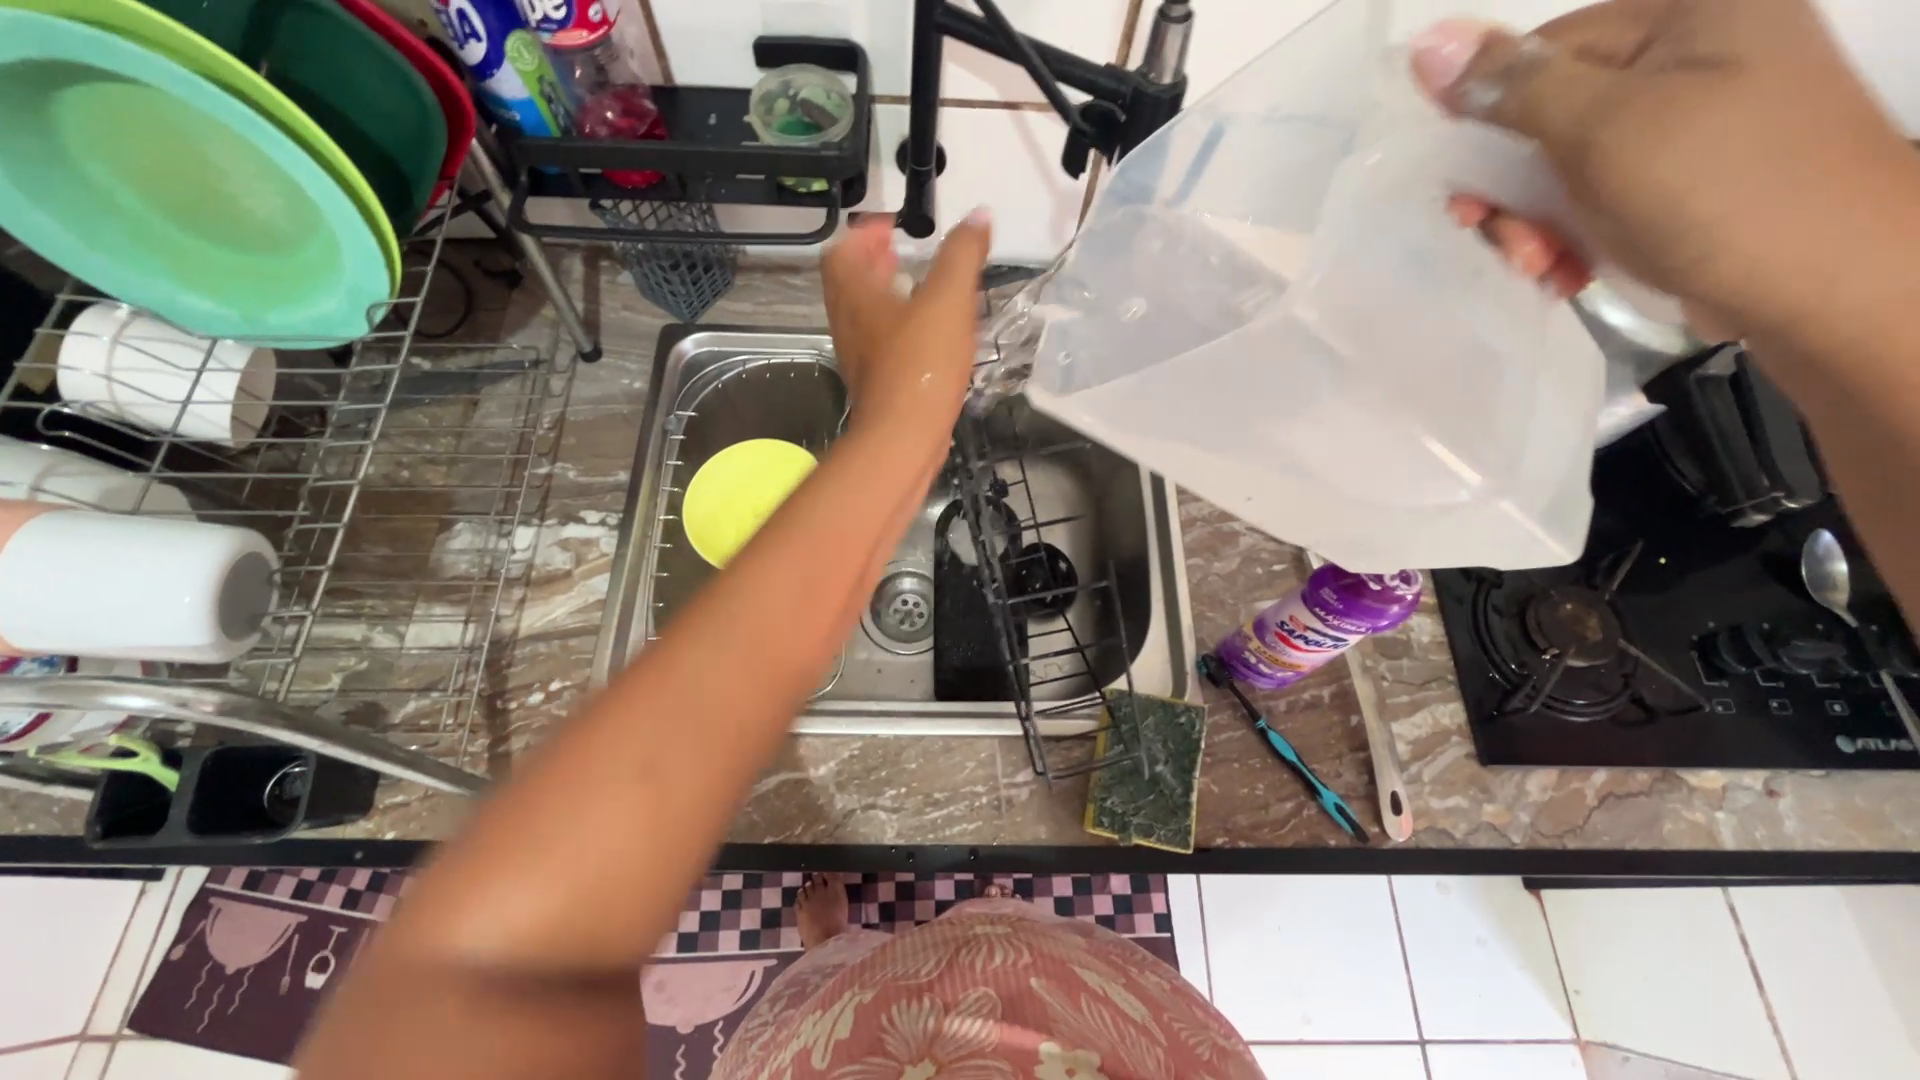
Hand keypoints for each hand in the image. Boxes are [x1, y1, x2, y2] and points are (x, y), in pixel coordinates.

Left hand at [821, 213, 991, 439]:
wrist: (903, 437)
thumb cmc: (921, 363)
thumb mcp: (949, 299)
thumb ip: (963, 254)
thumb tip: (979, 216)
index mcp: (854, 294)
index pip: (842, 250)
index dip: (864, 233)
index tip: (894, 228)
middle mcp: (848, 322)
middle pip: (850, 281)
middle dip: (875, 262)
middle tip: (903, 253)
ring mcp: (858, 355)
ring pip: (864, 313)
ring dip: (886, 294)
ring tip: (918, 288)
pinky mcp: (876, 382)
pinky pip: (879, 342)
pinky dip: (897, 326)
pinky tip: (928, 334)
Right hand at [1410, 0, 1919, 341]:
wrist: (1828, 287)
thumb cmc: (1717, 190)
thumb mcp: (1602, 128)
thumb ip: (1512, 86)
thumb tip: (1426, 43)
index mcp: (1685, 14)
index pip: (1542, 53)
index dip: (1489, 123)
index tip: (1468, 192)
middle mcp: (1690, 58)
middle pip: (1546, 118)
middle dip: (1512, 191)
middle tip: (1508, 240)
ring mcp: (1691, 125)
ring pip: (1564, 169)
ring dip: (1534, 226)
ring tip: (1543, 266)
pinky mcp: (1685, 183)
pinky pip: (1596, 200)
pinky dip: (1570, 241)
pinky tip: (1568, 274)